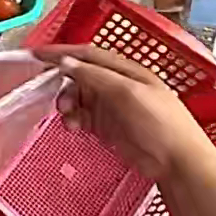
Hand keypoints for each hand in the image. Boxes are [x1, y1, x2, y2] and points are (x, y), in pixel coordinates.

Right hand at [34, 45, 215, 186]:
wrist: (178, 163)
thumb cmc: (159, 123)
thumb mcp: (127, 94)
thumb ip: (95, 76)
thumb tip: (66, 62)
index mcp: (125, 70)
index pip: (87, 54)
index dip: (62, 53)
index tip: (37, 55)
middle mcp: (117, 84)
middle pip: (81, 76)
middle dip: (64, 83)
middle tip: (54, 97)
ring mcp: (113, 106)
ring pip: (80, 97)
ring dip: (68, 103)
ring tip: (67, 116)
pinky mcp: (109, 126)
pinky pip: (84, 116)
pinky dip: (75, 119)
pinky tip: (74, 127)